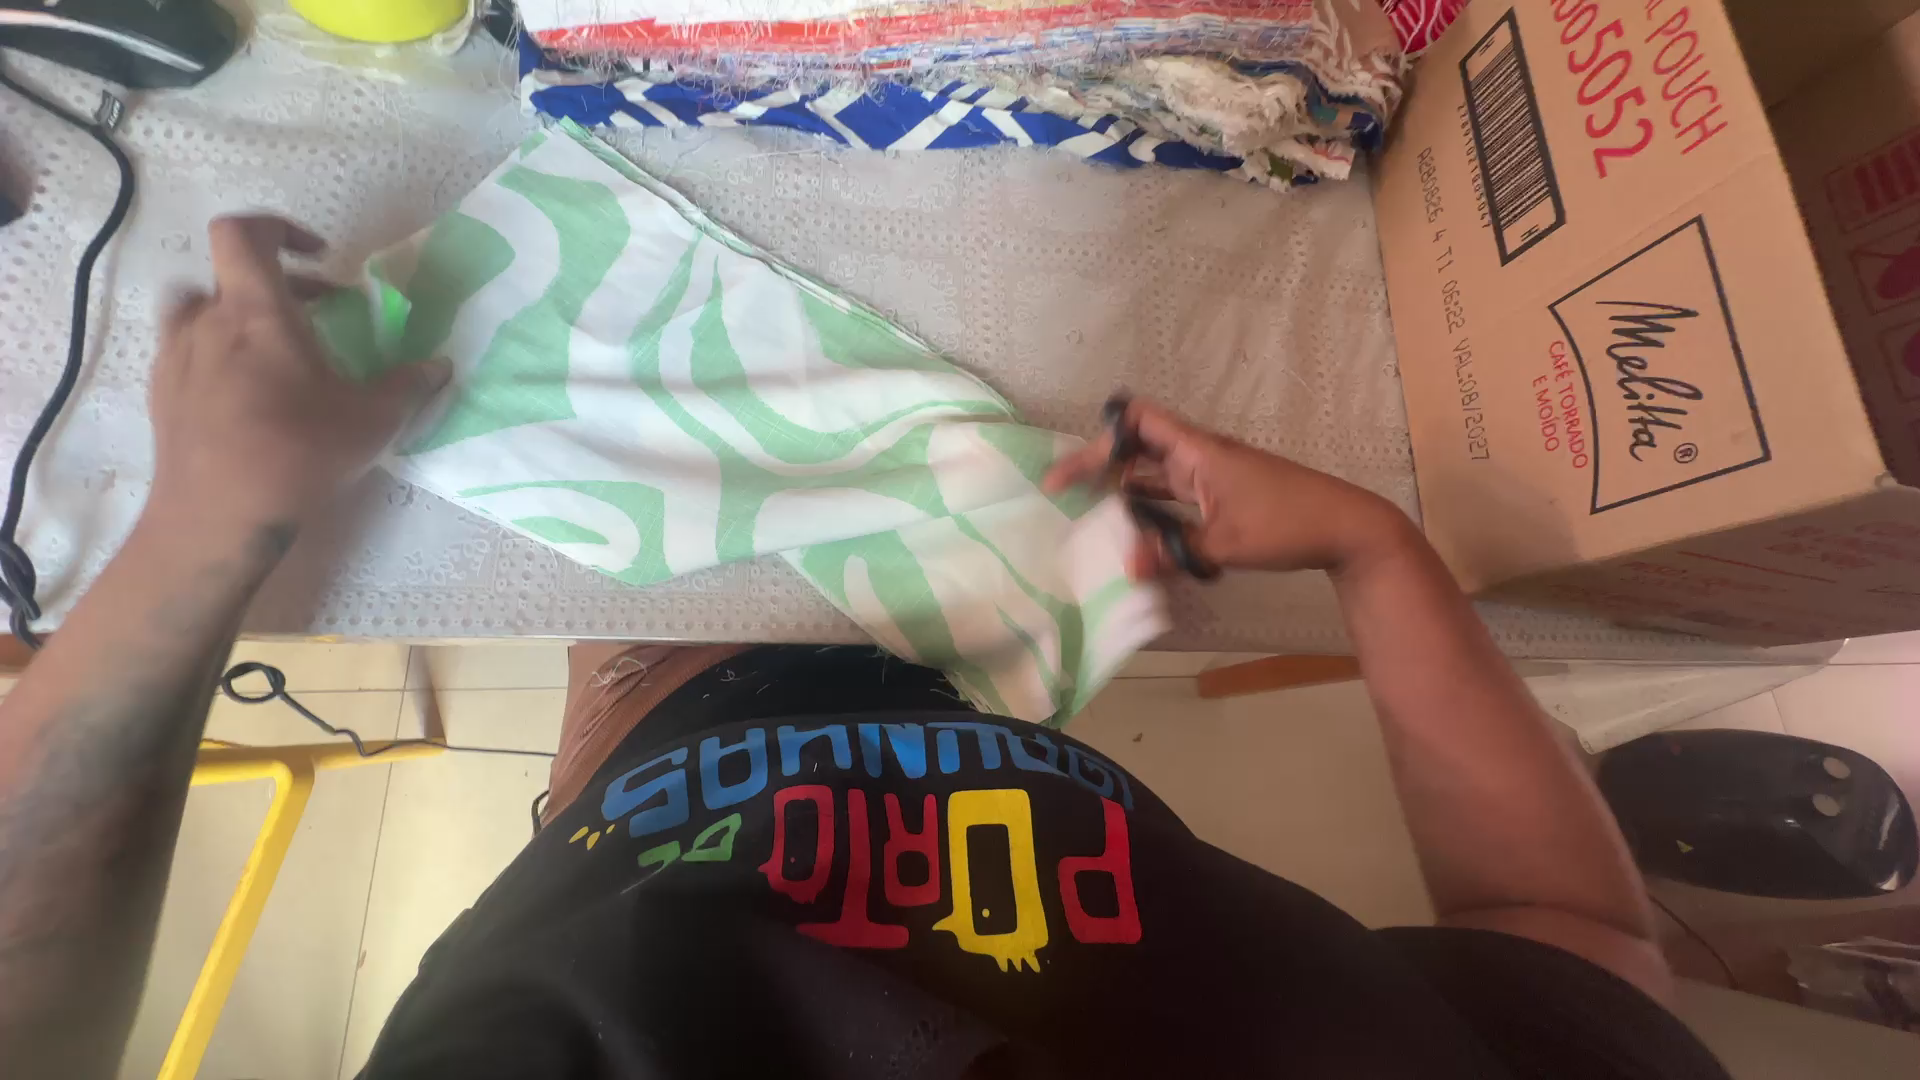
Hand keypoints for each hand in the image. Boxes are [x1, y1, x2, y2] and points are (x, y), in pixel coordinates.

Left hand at [145, 215, 449, 543]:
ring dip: (242, 313)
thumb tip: (440, 365)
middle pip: (230, 274)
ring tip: (282, 348)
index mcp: (259, 314)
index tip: (321, 256)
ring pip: (202, 308)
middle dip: (278, 282)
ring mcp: (177, 354)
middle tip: (321, 311)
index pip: (245, 235)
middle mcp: (207, 322)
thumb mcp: (375, 418)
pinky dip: (223, 350)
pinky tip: (256, 390)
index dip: (280, 230)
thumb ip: (409, 385)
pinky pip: (190, 347)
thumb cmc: (304, 449)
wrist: (223, 508)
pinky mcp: (164, 388)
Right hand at [1043, 397, 1411, 579]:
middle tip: (1065, 495)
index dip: (1100, 440)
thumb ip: (1172, 553)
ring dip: (1122, 489)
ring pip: (1152, 474)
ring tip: (1088, 514)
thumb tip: (1125, 570)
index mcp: (1196, 451)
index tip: (1073, 472)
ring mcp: (1207, 476)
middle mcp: (1196, 456)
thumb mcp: (1226, 543)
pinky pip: (1171, 495)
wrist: (1347, 528)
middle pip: (1136, 448)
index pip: (1137, 422)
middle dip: (1098, 467)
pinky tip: (1133, 530)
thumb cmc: (1287, 523)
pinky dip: (1148, 508)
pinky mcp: (1217, 496)